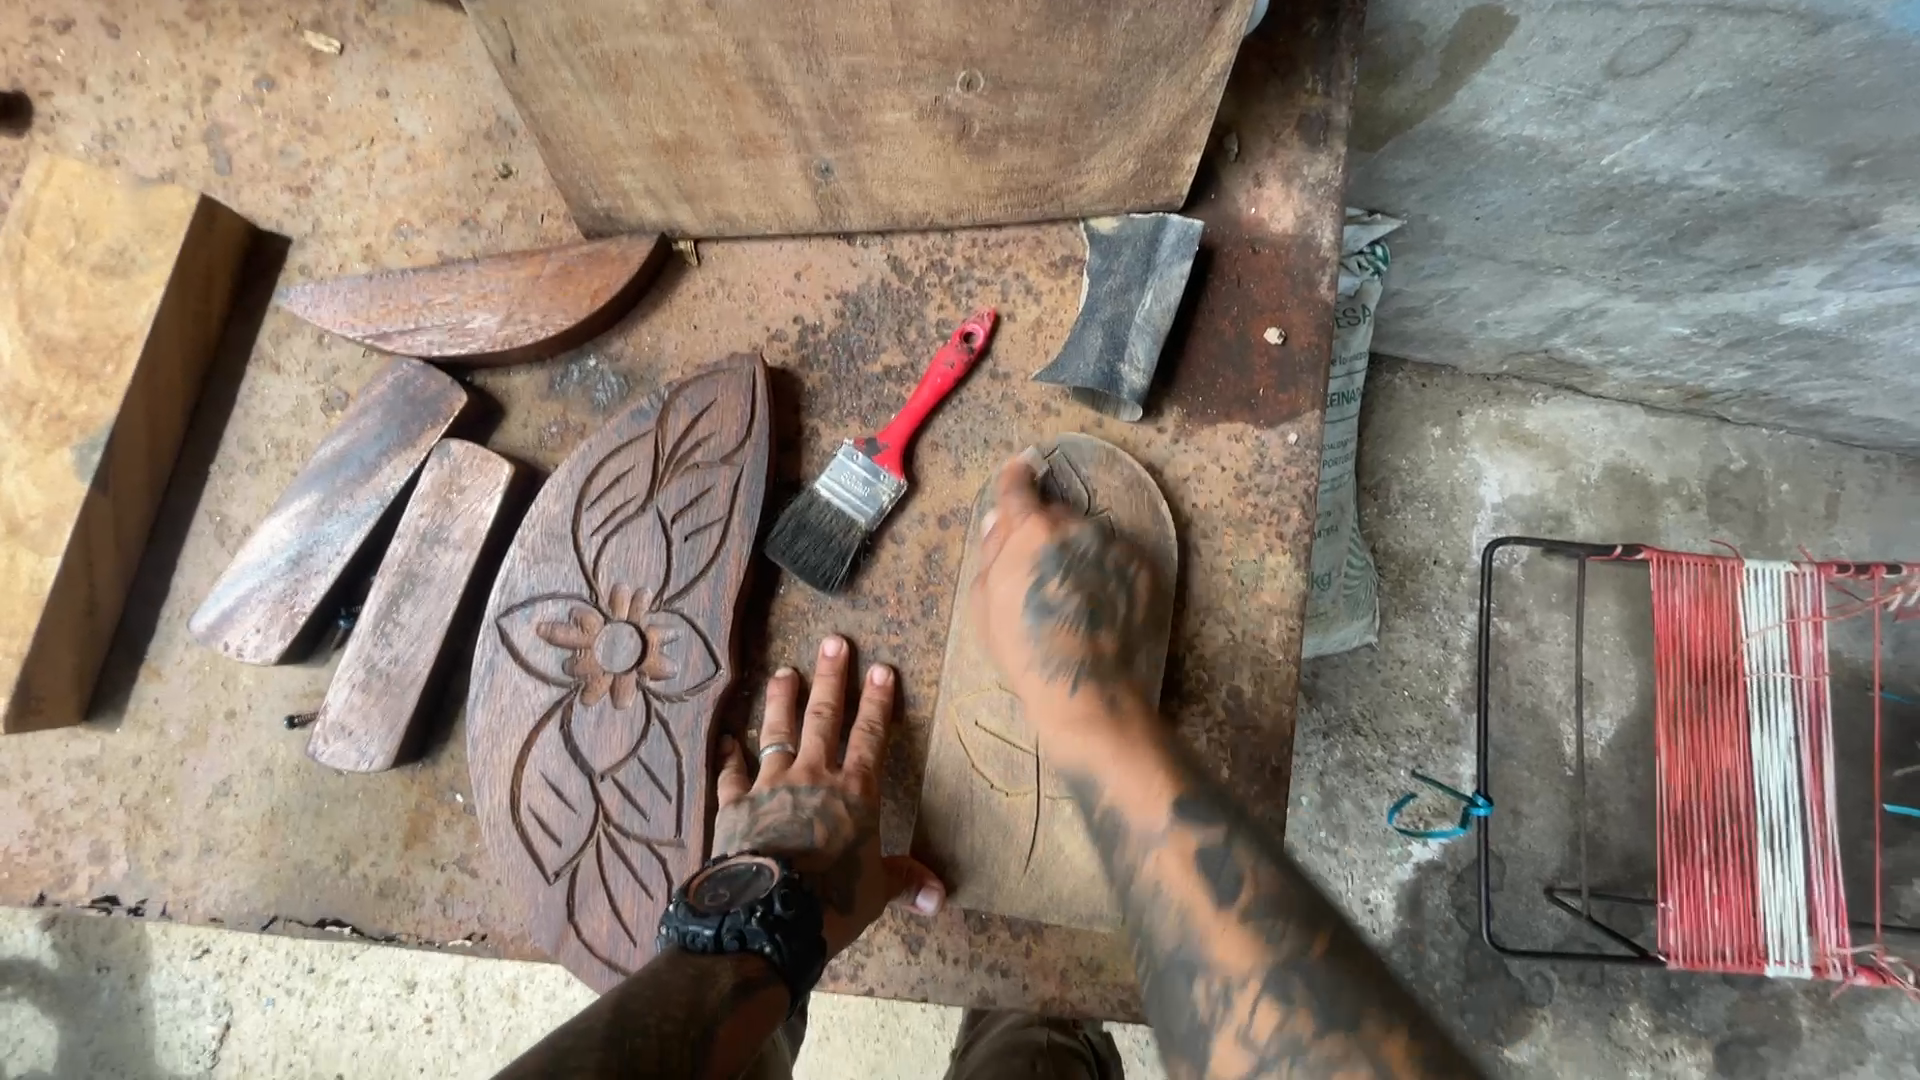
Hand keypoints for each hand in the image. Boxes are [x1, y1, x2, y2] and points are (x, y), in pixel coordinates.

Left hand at [712, 634, 944, 959]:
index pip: (871, 735)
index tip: (882, 668)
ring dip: (782, 700)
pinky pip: (732, 775)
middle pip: (824, 717)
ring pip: (778, 731)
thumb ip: (905, 881)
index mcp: (854, 791)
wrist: (766, 919)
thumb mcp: (876, 891)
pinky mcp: (736, 805)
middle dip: (831, 678)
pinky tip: (726, 741)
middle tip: (834, 642)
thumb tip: (940, 898)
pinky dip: (729, 758)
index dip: (878, 701)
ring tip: (784, 672)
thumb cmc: (831, 901)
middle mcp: (813, 775)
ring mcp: (772, 785)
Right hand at [970, 453, 1164, 728]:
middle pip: (1054, 513)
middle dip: (1042, 529)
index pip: (1019, 487)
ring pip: (1085, 535)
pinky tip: (1094, 602)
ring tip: (1068, 593)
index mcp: (1032, 529)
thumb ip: (991, 552)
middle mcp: (1076, 526)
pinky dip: (1101, 568)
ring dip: (1073, 549)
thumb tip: (998, 519)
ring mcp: (1113, 546)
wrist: (1084, 688)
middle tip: (1036, 565)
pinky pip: (1112, 556)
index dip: (1015, 477)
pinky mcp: (1140, 568)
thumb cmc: (1023, 648)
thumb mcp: (984, 602)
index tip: (1019, 469)